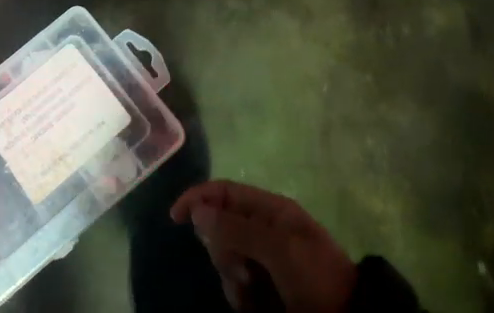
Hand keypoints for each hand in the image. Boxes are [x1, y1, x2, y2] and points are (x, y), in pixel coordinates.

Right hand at [171, 181, 356, 312]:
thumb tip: (197, 211)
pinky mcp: (263, 286)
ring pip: (223, 257)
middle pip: (219, 226)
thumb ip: (238, 229)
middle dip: (221, 249)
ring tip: (250, 292)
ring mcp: (262, 259)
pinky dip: (238, 294)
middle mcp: (263, 229)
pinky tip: (252, 304)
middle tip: (240, 270)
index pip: (224, 192)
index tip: (176, 218)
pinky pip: (234, 283)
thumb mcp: (281, 249)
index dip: (197, 198)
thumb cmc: (317, 277)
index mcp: (270, 210)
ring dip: (229, 275)